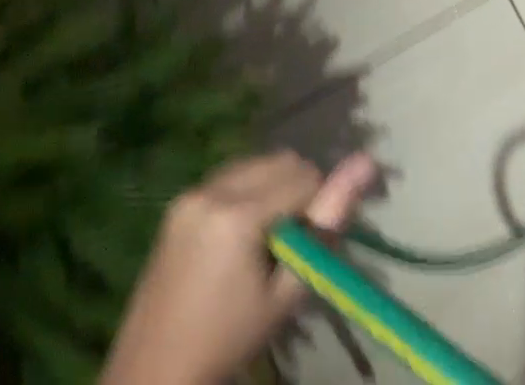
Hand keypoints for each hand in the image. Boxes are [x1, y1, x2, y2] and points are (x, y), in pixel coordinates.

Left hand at [102, 151, 377, 384]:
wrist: (155, 370)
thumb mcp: (291, 287)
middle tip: (293, 242)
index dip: (321, 207)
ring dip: (277, 188)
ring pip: (261, 163)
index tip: (311, 246)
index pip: (308, 177)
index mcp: (237, 215)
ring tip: (268, 238)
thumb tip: (369, 161)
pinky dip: (252, 190)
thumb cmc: (233, 335)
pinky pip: (235, 174)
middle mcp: (211, 192)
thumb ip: (329, 220)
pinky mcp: (180, 203)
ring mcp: (191, 194)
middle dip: (301, 191)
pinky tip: (245, 232)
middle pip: (285, 162)